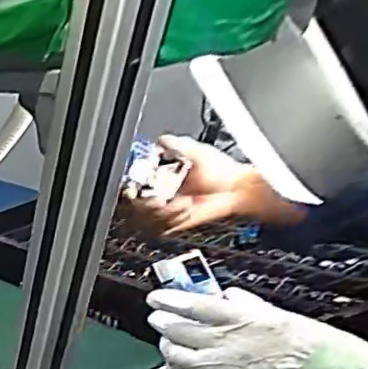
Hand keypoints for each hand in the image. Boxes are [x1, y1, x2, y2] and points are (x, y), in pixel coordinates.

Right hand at [121, 136, 302, 234]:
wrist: (236, 191)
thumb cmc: (222, 171)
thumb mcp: (199, 152)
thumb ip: (178, 145)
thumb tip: (161, 139)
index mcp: (161, 176)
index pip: (134, 185)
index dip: (131, 188)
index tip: (135, 188)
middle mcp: (159, 194)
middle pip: (134, 207)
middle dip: (148, 203)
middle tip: (161, 199)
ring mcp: (164, 211)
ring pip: (147, 219)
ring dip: (167, 211)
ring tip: (185, 202)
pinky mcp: (171, 225)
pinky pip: (160, 228)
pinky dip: (174, 219)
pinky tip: (187, 209)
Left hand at [146, 288, 367, 368]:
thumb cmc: (314, 345)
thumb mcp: (279, 313)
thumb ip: (246, 305)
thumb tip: (226, 298)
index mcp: (242, 320)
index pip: (193, 306)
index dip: (169, 300)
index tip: (156, 297)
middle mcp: (224, 344)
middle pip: (176, 330)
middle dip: (163, 320)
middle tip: (159, 315)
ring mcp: (216, 368)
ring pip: (173, 354)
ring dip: (167, 344)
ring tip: (169, 337)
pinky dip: (174, 367)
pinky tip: (179, 361)